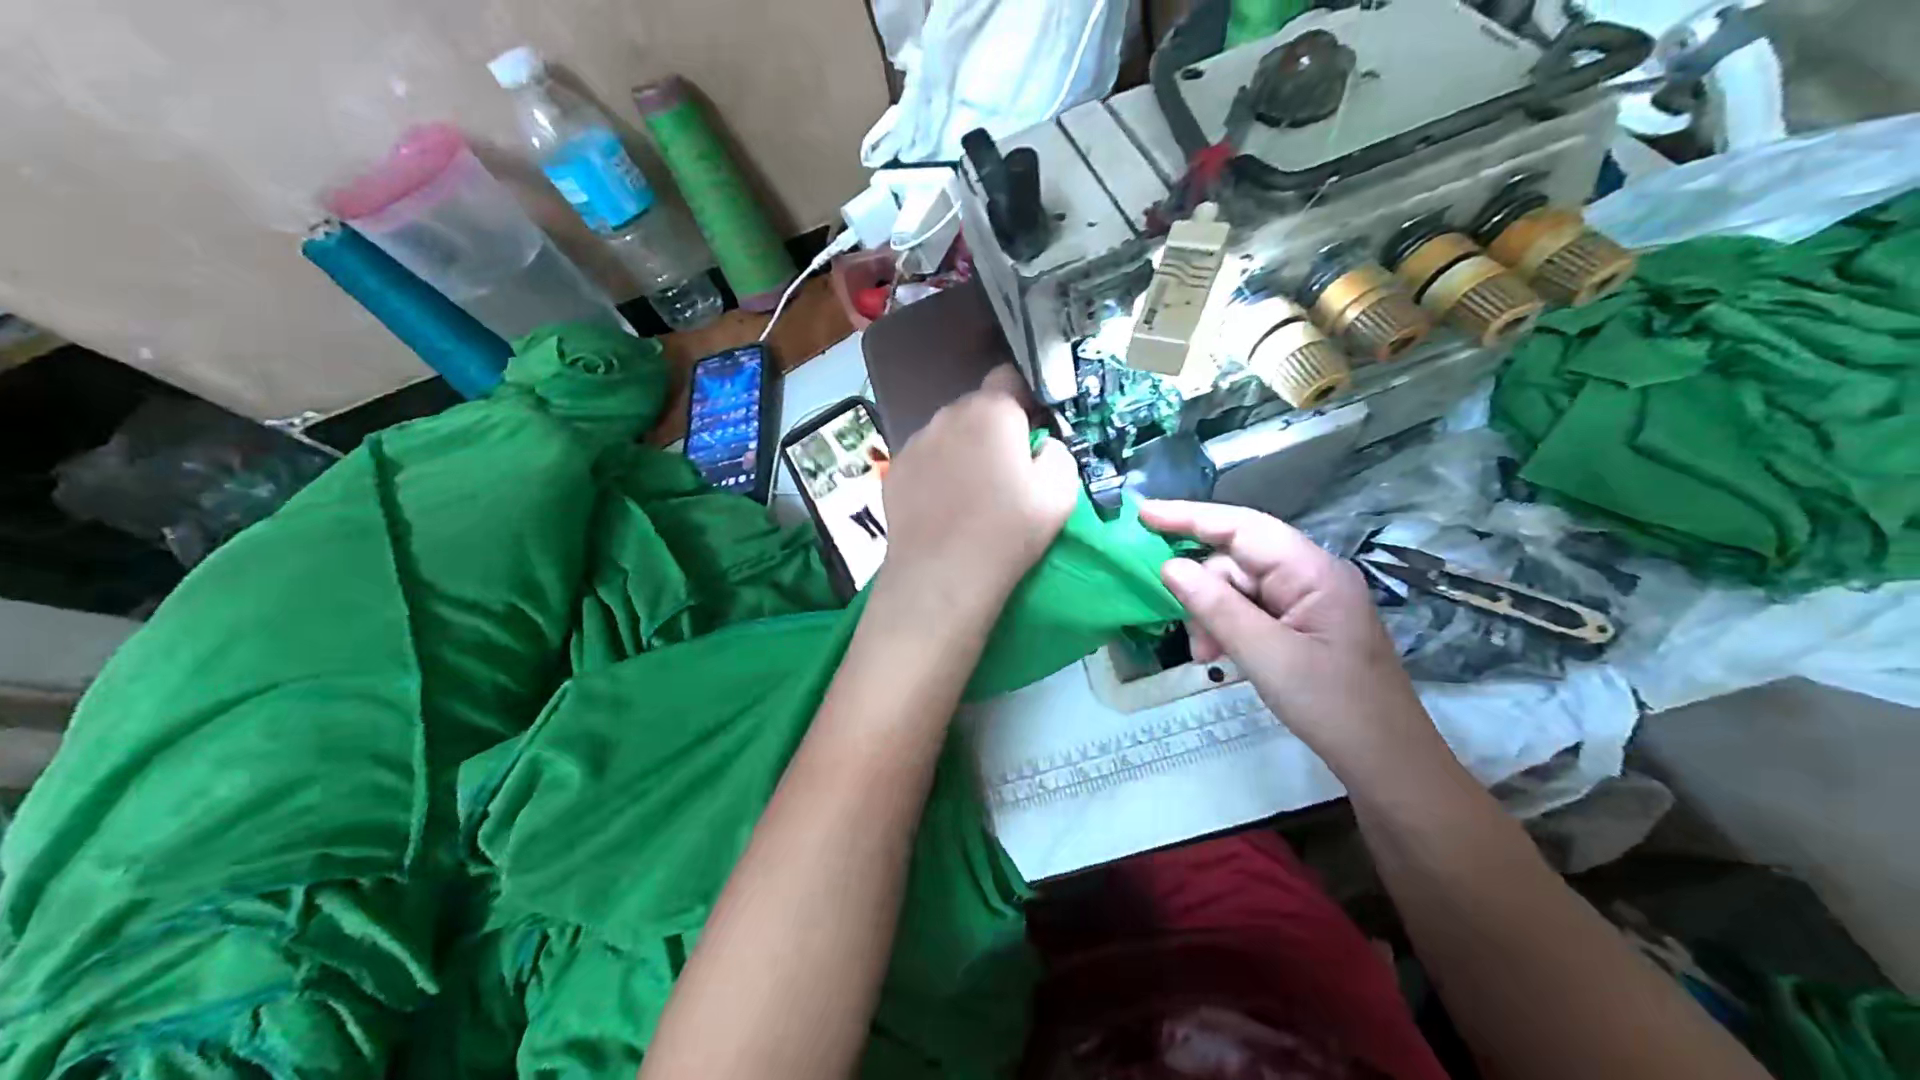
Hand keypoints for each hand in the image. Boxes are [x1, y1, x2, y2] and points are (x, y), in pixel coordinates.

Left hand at [878, 366, 1080, 610]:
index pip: (1009, 378)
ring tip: (970, 495)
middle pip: (977, 409)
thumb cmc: (1008, 532)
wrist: (941, 577)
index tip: (1032, 435)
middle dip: (993, 430)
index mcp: (991, 410)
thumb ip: (1058, 452)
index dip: (1025, 402)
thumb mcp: (1061, 491)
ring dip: (962, 451)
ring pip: (948, 435)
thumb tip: (1040, 446)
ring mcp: (914, 443)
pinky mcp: (893, 472)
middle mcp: (946, 415)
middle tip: (1006, 473)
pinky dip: (936, 474)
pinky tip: (942, 507)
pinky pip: (925, 461)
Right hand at [1138, 500, 1442, 774]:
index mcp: (1313, 572)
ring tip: (1208, 655)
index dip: (1190, 516)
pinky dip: (1229, 627)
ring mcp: (1308, 599)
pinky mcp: (1303, 622)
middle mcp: (1311, 575)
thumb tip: (1170, 567)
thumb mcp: (1267, 657)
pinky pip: (1252, 609)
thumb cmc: (1334, 707)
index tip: (1142, 514)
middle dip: (1203, 590)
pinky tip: (1222, 655)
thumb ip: (1216, 607)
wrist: (1388, 762)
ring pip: (1239, 587)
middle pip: (1237, 560)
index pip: (1243, 526)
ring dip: (1213, 615)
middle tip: (1190, 636)